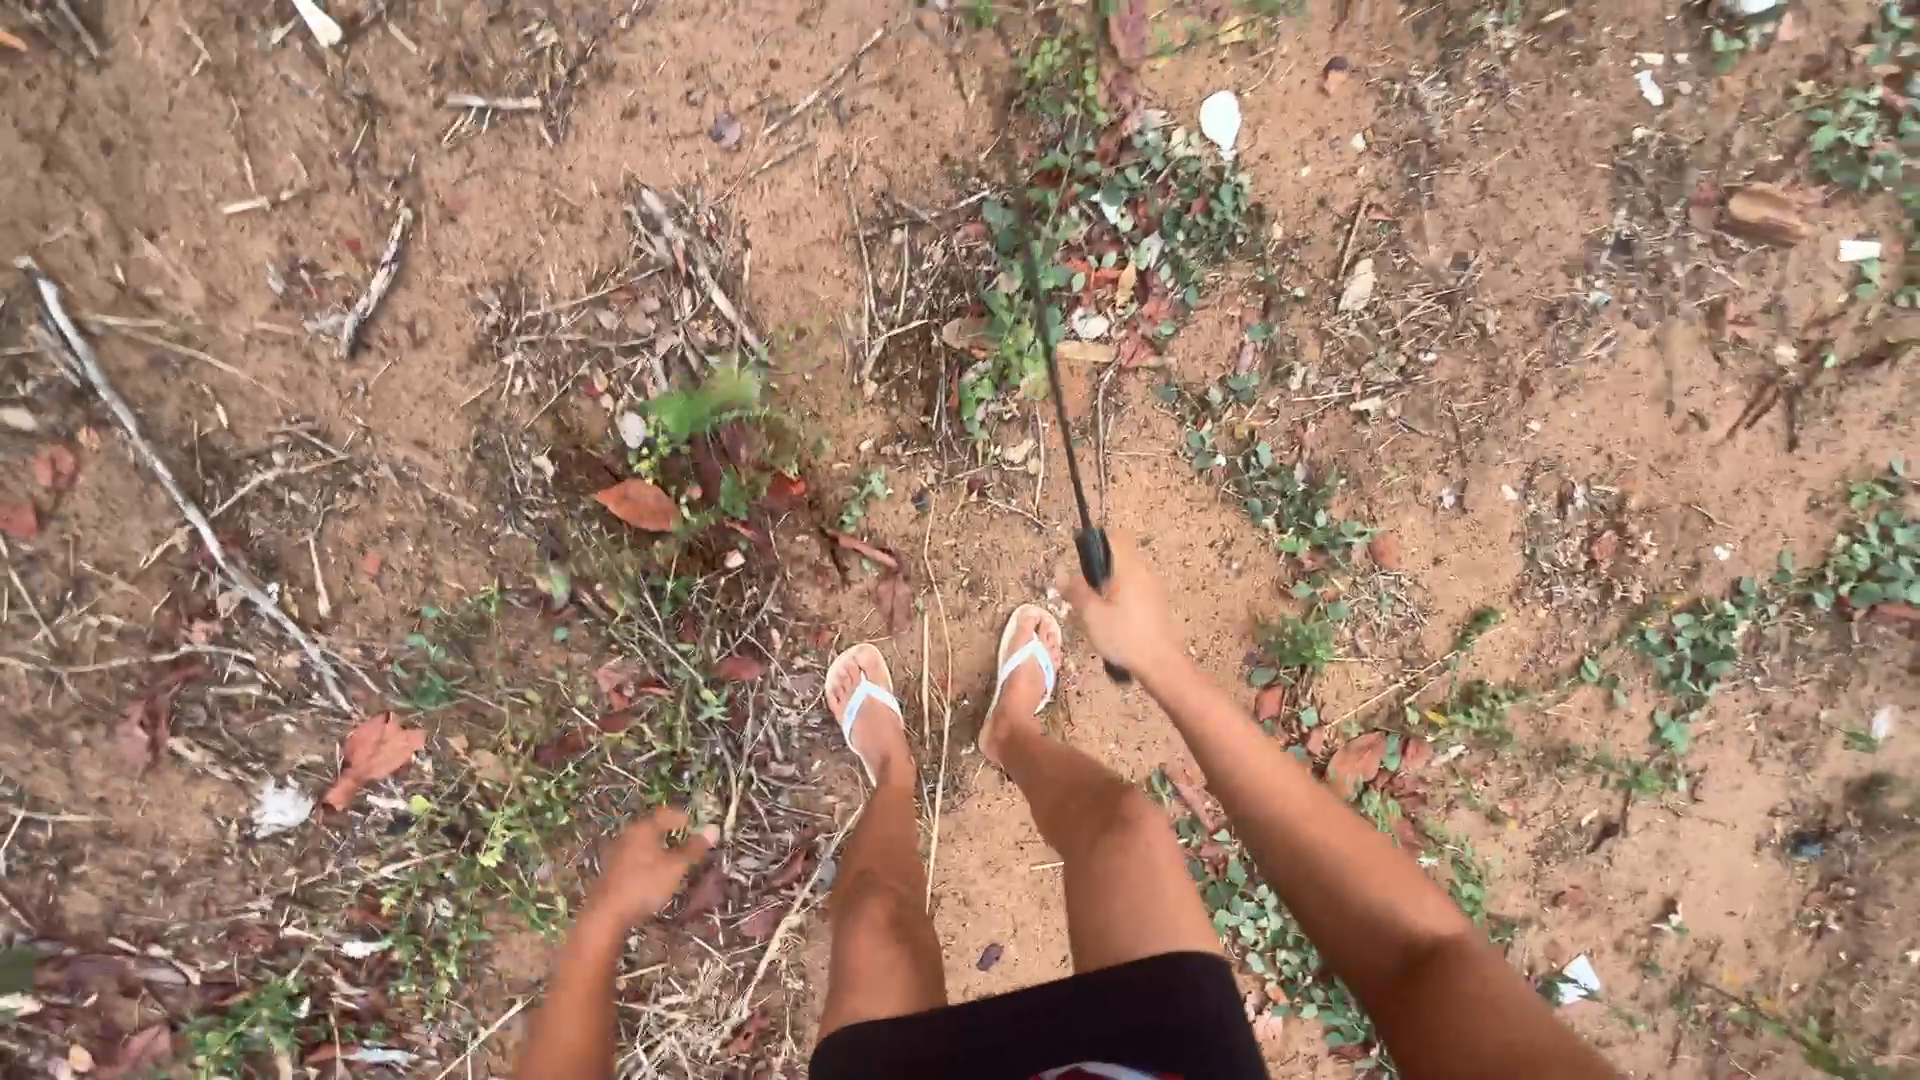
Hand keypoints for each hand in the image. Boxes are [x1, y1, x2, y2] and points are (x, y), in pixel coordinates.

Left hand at [583, 807, 717, 929]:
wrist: (606, 915)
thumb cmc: (645, 884)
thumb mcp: (675, 866)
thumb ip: (693, 848)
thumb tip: (712, 830)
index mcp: (643, 829)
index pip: (664, 814)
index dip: (680, 817)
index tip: (693, 823)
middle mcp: (627, 836)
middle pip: (651, 828)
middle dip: (669, 831)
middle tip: (685, 838)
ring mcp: (616, 854)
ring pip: (642, 844)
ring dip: (658, 847)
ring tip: (672, 857)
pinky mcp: (611, 872)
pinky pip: (635, 858)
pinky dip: (647, 860)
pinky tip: (654, 873)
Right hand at [1054, 530, 1183, 682]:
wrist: (1160, 664)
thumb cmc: (1124, 637)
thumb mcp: (1091, 615)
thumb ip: (1075, 590)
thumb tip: (1060, 571)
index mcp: (1129, 568)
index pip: (1115, 536)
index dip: (1095, 541)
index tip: (1080, 558)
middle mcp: (1144, 572)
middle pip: (1117, 558)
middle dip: (1096, 571)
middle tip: (1081, 593)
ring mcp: (1153, 588)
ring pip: (1124, 576)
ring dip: (1106, 587)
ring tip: (1093, 611)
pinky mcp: (1156, 604)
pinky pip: (1133, 590)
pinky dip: (1118, 598)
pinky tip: (1110, 622)